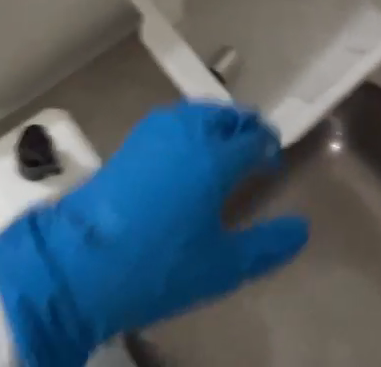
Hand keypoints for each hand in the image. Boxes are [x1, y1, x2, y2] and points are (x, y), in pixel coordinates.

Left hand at [0, 102, 310, 366]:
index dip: (269, 149)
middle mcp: (189, 132)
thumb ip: (267, 246)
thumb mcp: (220, 267)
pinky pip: (174, 121)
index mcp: (216, 157)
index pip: (255, 138)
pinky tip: (184, 157)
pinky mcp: (132, 140)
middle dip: (245, 129)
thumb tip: (301, 228)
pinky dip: (190, 129)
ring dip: (217, 125)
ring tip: (220, 152)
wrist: (79, 264)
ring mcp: (156, 131)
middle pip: (228, 116)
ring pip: (199, 113)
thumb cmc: (158, 265)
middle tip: (252, 154)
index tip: (272, 167)